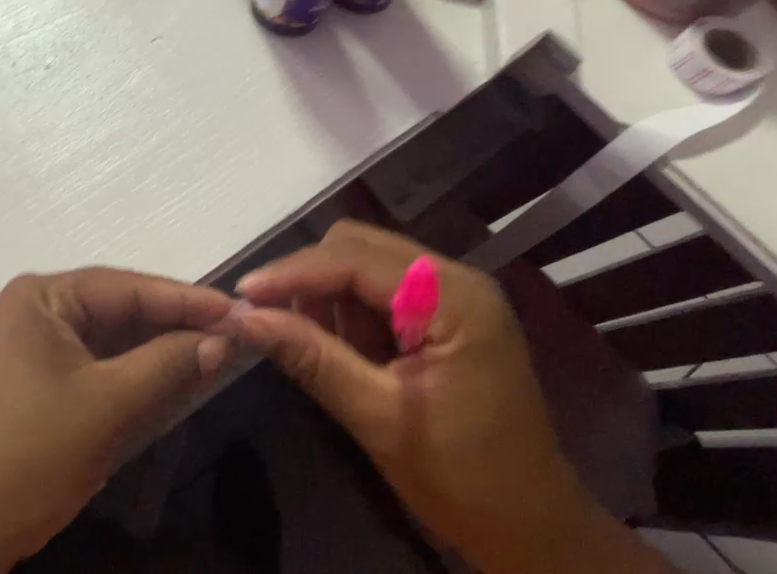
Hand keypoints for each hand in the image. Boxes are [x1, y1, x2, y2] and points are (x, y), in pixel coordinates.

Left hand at [0, 268, 234, 573]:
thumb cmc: (29, 454)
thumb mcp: (107, 405)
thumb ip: (167, 365)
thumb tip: (224, 339)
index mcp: (40, 297)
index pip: (126, 286)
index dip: (186, 298)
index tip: (239, 309)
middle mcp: (31, 310)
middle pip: (117, 308)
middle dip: (173, 323)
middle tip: (235, 334)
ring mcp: (30, 347)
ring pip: (108, 339)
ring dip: (156, 350)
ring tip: (214, 354)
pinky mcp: (33, 382)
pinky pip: (93, 365)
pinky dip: (131, 374)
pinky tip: (169, 380)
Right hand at [228, 221, 668, 573]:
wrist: (534, 530)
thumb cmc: (465, 479)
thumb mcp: (379, 419)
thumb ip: (312, 359)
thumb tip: (244, 319)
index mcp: (454, 299)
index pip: (354, 259)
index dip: (294, 273)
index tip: (242, 296)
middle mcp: (455, 280)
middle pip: (357, 247)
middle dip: (309, 281)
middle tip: (274, 323)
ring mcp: (452, 295)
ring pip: (362, 264)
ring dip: (328, 297)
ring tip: (317, 348)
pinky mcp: (444, 315)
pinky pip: (378, 290)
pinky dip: (349, 313)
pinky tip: (344, 351)